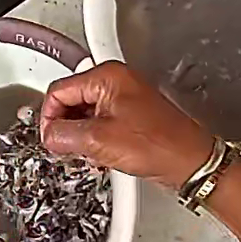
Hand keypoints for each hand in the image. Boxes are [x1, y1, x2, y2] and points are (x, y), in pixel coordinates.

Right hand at [38, 61, 214, 191]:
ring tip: (90, 151)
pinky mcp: (128, 113)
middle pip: (69, 101)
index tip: (52, 138)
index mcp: (106, 77)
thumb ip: (62, 134)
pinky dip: (93, 138)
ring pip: (82, 113)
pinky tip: (101, 152)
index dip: (50, 118)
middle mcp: (115, 81)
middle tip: (70, 147)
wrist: (192, 164)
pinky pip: (97, 122)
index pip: (57, 92)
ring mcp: (123, 97)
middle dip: (66, 127)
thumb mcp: (97, 140)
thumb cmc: (160, 146)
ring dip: (79, 135)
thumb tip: (47, 135)